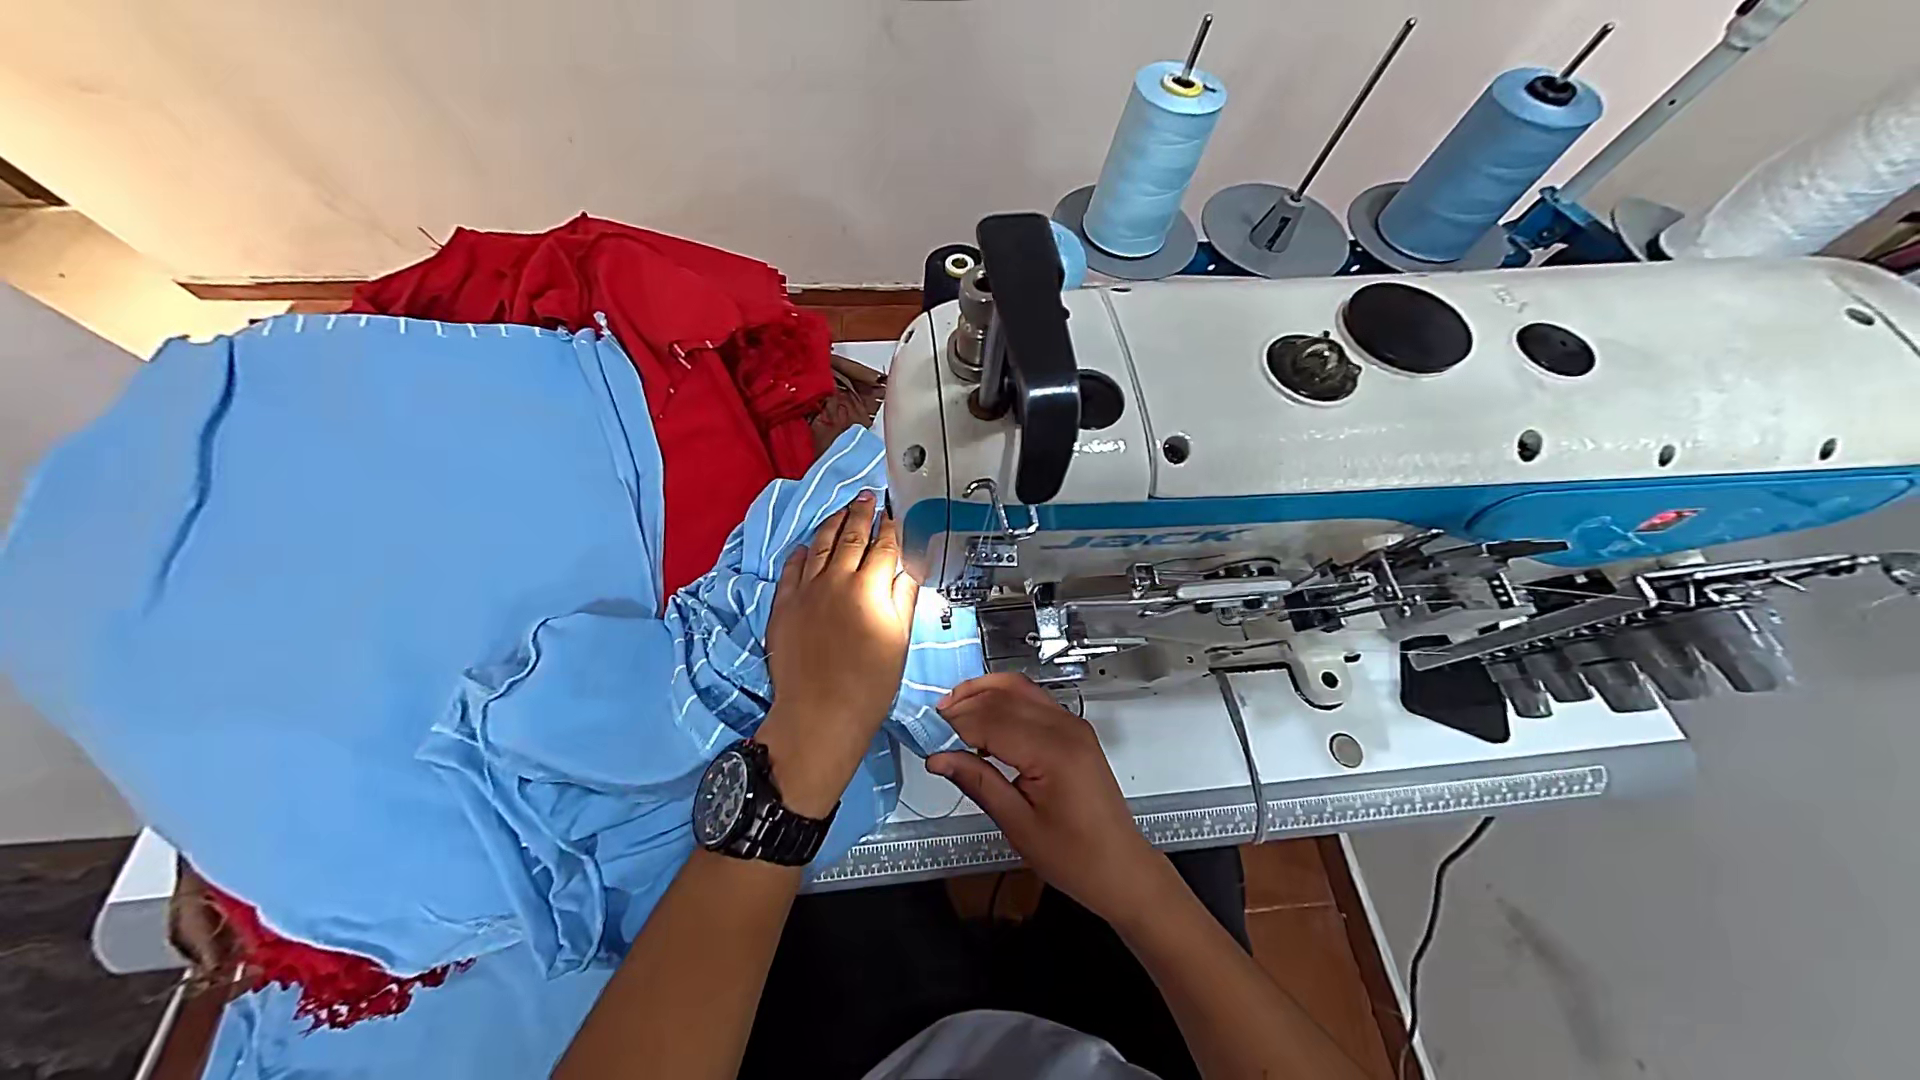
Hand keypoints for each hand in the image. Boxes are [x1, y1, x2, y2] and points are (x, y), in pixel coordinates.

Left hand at [758, 492, 918, 816]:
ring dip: (833, 522)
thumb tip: (908, 568)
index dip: (891, 527)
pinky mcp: (783, 604)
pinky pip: (791, 568)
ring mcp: (806, 590)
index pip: (884, 547)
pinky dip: (800, 553)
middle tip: (869, 496)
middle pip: (852, 535)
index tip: (895, 514)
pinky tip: (805, 545)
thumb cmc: (869, 685)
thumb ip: (903, 598)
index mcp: (870, 589)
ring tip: (843, 509)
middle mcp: (837, 580)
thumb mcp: (899, 641)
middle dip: (862, 512)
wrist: (820, 714)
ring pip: (820, 544)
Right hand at [927, 673, 1180, 927]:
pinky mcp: (1073, 728)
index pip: (991, 720)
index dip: (955, 724)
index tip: (928, 735)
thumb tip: (939, 758)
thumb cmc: (1076, 856)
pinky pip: (1032, 698)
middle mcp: (1066, 728)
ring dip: (982, 692)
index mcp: (1053, 752)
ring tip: (952, 709)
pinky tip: (983, 714)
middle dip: (964, 703)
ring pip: (1018, 687)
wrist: (1120, 867)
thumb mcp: (1018, 825)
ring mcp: (1073, 724)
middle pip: (1003, 696)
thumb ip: (977, 782)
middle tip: (933, 720)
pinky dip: (1003, 698)